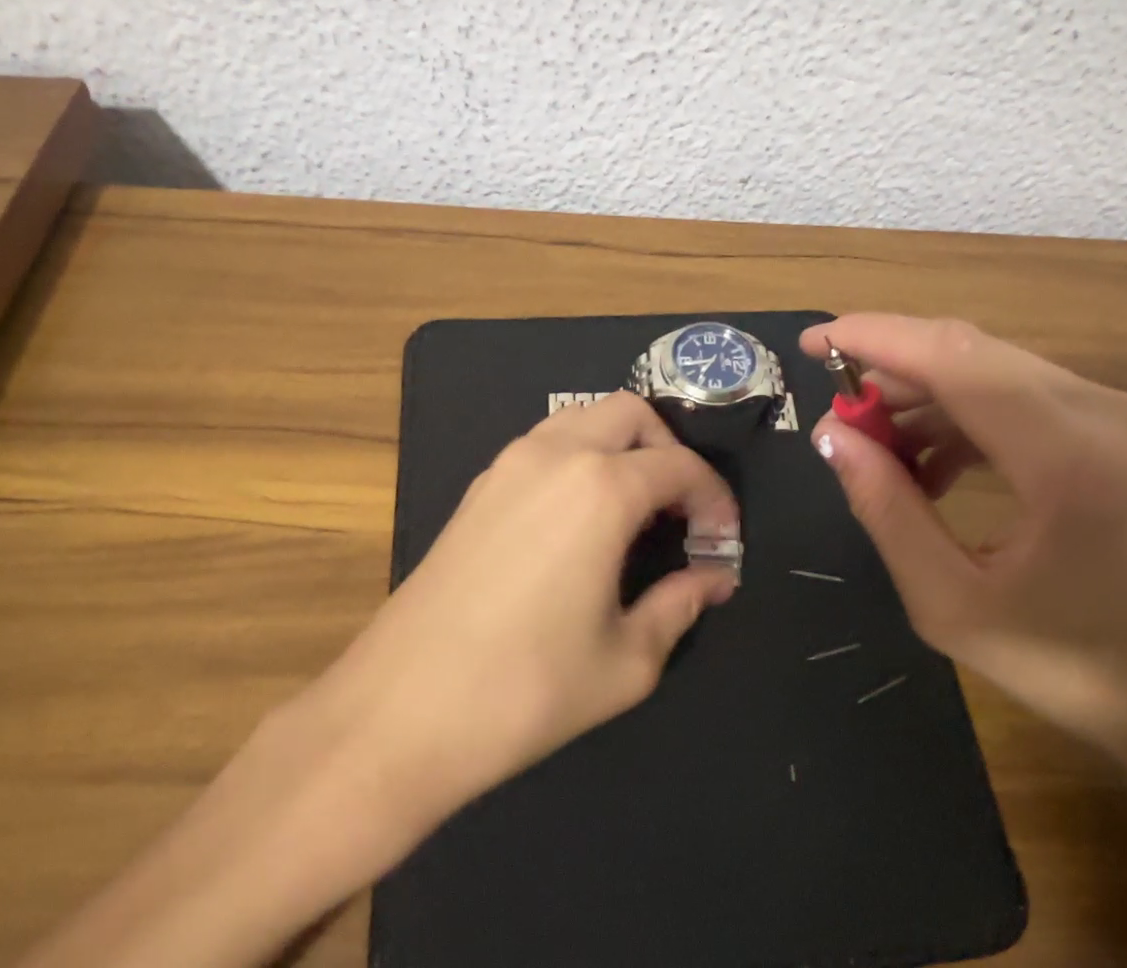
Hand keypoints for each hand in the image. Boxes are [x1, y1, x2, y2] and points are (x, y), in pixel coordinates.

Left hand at [285, 391, 739, 830]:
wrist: (402, 712)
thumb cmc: (528, 688)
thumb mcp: (627, 660)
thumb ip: (680, 605)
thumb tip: (714, 580)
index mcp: (601, 488)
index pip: (680, 467)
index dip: (716, 502)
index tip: (723, 545)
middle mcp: (552, 456)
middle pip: (629, 414)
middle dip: (670, 452)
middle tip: (683, 515)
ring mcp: (504, 468)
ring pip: (580, 421)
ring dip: (621, 450)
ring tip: (638, 514)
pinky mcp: (474, 492)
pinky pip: (542, 449)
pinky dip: (578, 463)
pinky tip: (582, 525)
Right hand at [802, 314, 1126, 768]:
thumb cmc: (1076, 672)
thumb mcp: (952, 604)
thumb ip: (886, 510)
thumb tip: (832, 436)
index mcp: (1072, 460)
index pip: (957, 358)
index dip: (877, 338)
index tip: (814, 343)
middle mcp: (1116, 414)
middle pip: (980, 356)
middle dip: (898, 373)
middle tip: (842, 418)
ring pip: (1010, 374)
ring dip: (936, 400)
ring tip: (884, 453)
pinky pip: (1043, 400)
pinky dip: (982, 418)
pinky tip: (944, 465)